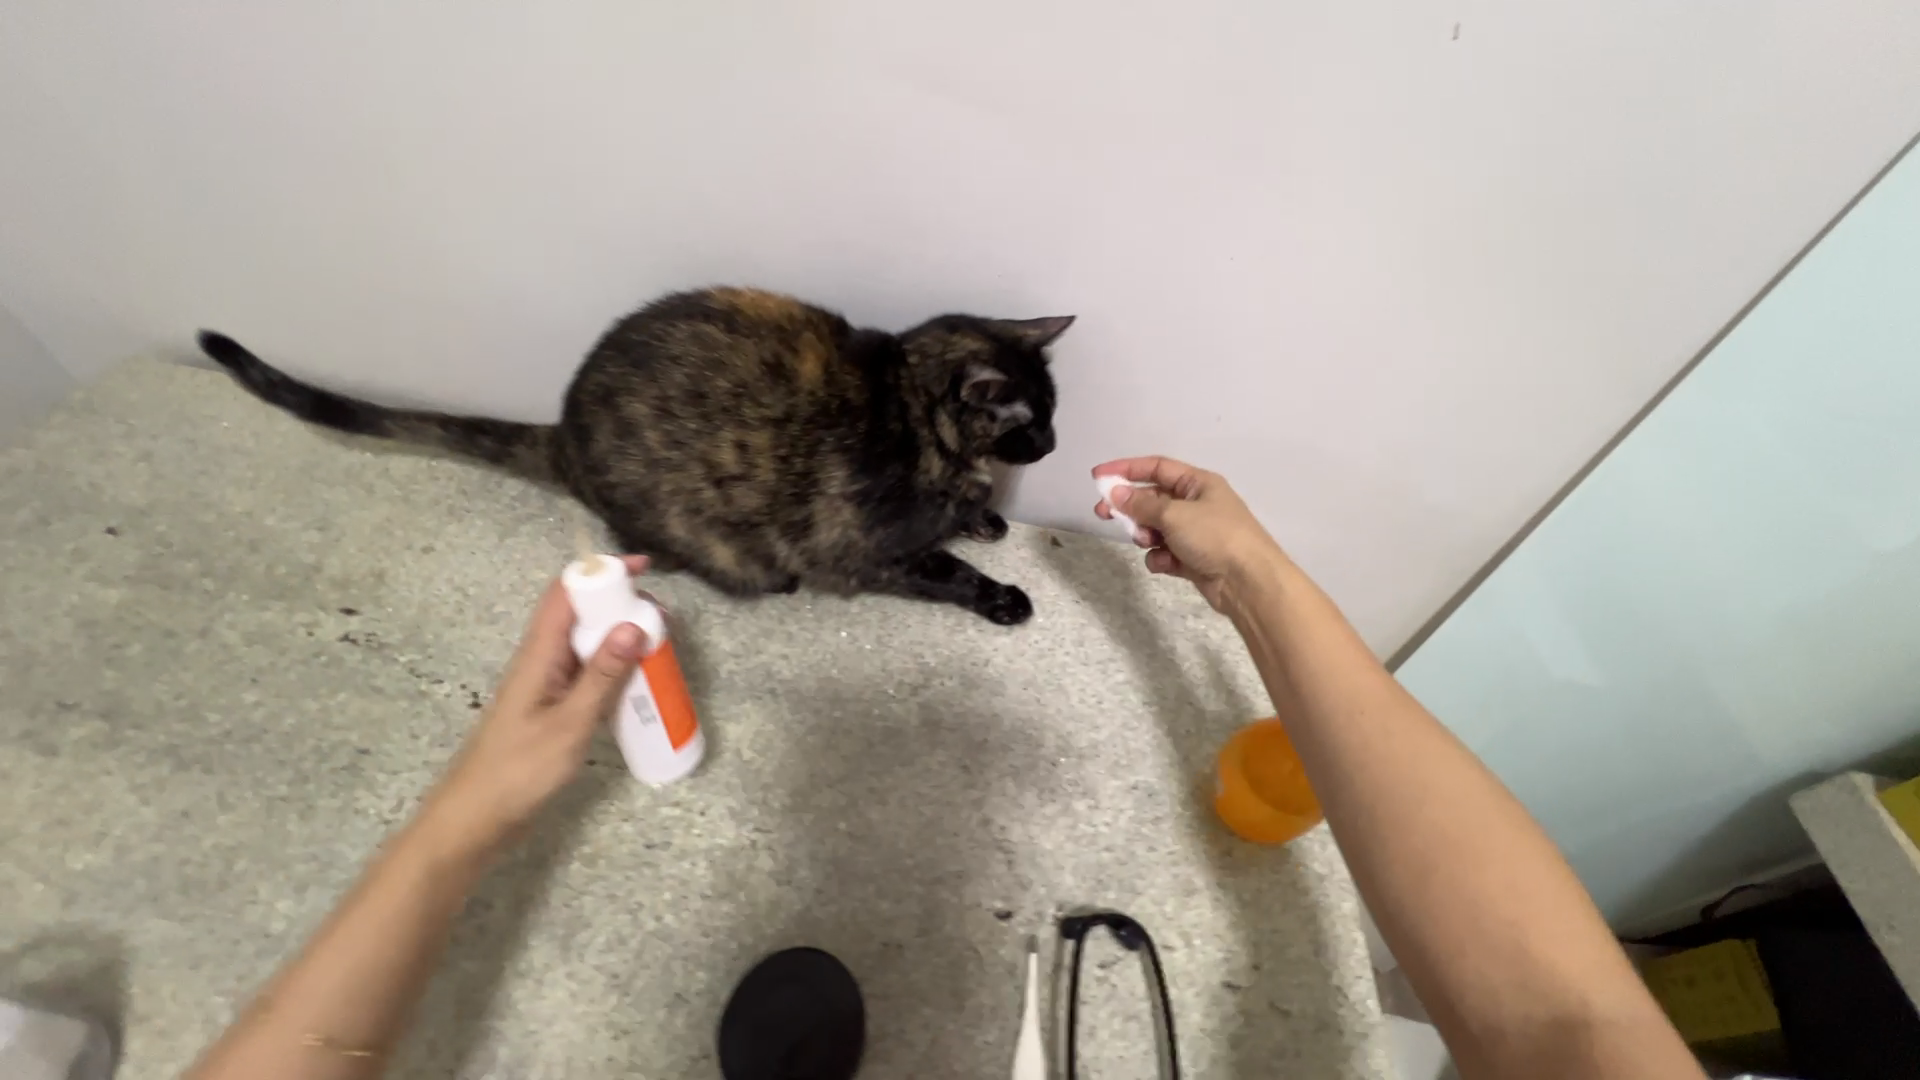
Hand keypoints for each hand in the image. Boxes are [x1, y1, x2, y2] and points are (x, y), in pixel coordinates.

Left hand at [421, 556, 652, 858]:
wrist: (475, 822)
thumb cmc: (517, 772)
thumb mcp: (569, 724)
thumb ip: (603, 675)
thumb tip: (635, 624)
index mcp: (539, 655)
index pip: (567, 593)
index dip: (601, 571)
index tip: (643, 568)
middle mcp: (543, 660)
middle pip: (582, 613)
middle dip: (623, 605)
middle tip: (664, 619)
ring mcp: (549, 683)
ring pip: (589, 642)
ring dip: (624, 635)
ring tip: (661, 646)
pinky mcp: (556, 705)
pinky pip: (591, 670)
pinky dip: (618, 665)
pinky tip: (641, 681)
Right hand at [1093, 457, 1287, 614]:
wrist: (1248, 582)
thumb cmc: (1215, 536)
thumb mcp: (1174, 514)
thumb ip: (1141, 504)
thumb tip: (1116, 493)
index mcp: (1197, 483)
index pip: (1156, 468)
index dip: (1126, 469)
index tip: (1098, 477)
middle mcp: (1196, 504)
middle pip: (1152, 499)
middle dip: (1129, 507)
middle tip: (1102, 514)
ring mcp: (1194, 533)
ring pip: (1155, 528)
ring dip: (1145, 535)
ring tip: (1148, 542)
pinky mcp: (1191, 559)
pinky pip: (1163, 552)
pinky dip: (1159, 557)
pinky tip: (1165, 564)